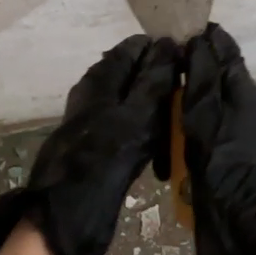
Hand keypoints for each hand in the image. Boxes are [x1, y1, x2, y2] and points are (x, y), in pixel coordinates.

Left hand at [0, 35, 177, 254]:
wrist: (66, 210)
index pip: (137, 47)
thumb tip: (170, 43)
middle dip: (159, 80)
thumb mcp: (139, 113)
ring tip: (175, 121)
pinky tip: (154, 143)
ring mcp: (88, 114)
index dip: (164, 53)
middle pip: (132, 70)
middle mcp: (91, 88)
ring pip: (127, 96)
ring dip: (152, 104)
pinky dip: (140, 124)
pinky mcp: (89, 138)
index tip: (189, 71)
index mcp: (101, 75)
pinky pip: (122, 119)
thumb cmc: (107, 156)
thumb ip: (155, 78)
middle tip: (185, 99)